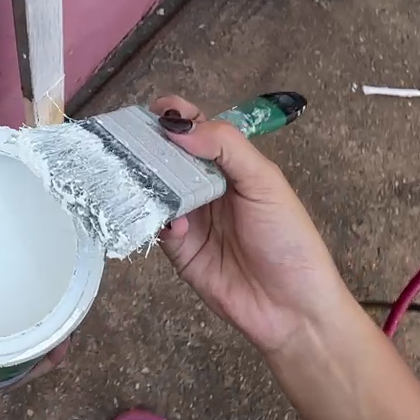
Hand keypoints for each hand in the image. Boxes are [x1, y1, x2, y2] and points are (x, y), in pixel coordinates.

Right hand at [151, 95, 350, 355]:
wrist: (292, 310)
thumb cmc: (288, 239)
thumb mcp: (265, 182)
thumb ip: (225, 146)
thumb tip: (176, 126)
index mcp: (228, 165)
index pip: (196, 130)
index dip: (176, 116)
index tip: (155, 109)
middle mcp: (203, 186)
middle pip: (167, 156)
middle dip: (148, 145)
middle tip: (127, 139)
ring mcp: (188, 216)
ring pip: (154, 188)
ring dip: (144, 179)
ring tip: (135, 174)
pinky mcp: (176, 247)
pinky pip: (155, 224)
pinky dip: (157, 219)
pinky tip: (174, 225)